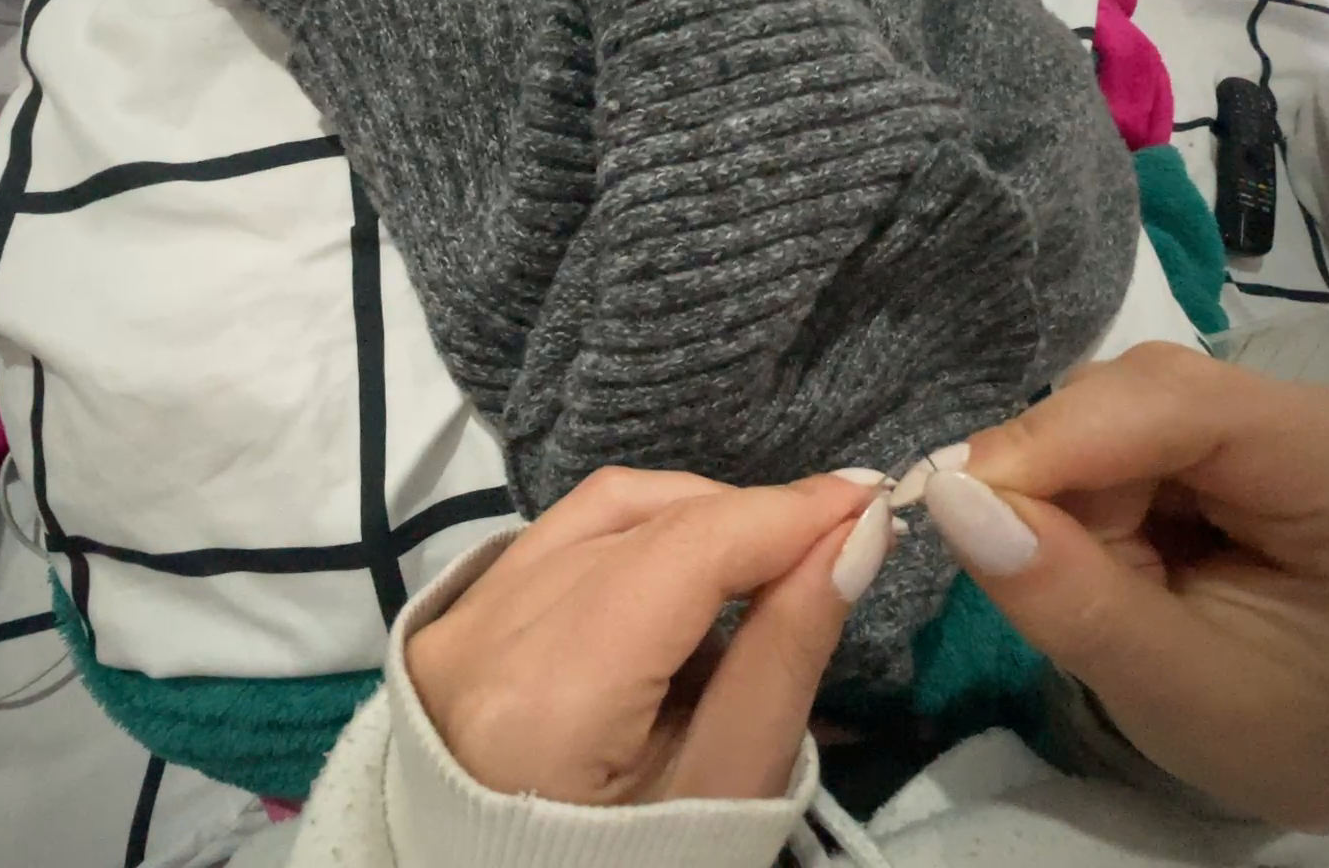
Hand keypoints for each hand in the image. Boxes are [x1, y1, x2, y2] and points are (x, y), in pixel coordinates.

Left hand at [404, 467, 892, 804]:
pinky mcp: (463, 607)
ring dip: (697, 514)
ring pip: (605, 508)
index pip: (682, 553)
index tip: (865, 497)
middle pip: (644, 519)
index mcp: (549, 695)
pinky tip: (683, 567)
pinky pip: (566, 529)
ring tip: (762, 552)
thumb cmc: (637, 864)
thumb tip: (851, 541)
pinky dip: (643, 528)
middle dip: (749, 516)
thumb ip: (786, 652)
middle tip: (831, 528)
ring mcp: (465, 612)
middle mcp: (487, 631)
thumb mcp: (728, 784)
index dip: (782, 513)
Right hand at [897, 343, 1328, 831]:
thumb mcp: (1168, 694)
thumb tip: (949, 496)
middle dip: (1056, 464)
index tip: (953, 489)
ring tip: (1078, 560)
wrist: (1296, 740)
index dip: (1062, 434)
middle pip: (1147, 392)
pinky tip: (1090, 533)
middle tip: (1005, 545)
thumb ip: (1068, 599)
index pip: (1196, 409)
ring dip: (1058, 474)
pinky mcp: (1217, 429)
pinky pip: (1105, 417)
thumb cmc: (1264, 735)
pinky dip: (1065, 474)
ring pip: (1113, 397)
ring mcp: (1270, 420)